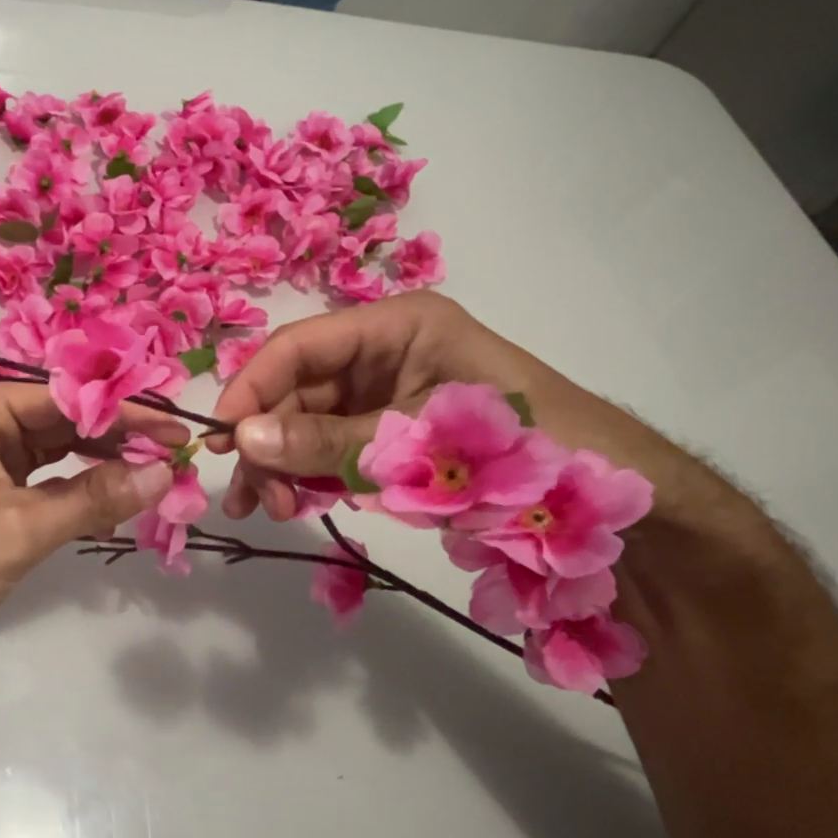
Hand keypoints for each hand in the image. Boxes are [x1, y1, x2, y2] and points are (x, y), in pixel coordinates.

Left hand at [0, 383, 184, 668]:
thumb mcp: (20, 530)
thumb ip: (94, 499)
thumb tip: (163, 474)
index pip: (66, 399)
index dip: (127, 413)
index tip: (179, 430)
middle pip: (64, 422)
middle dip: (119, 439)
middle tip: (177, 457)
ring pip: (58, 454)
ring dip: (104, 467)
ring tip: (158, 479)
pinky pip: (44, 485)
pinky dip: (79, 494)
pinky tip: (117, 504)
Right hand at [209, 292, 715, 522]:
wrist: (617, 506)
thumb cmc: (530, 454)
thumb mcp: (419, 445)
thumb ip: (327, 442)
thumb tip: (240, 438)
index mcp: (398, 326)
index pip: (298, 346)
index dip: (250, 388)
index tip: (219, 440)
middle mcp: (384, 352)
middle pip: (294, 387)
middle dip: (265, 439)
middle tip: (253, 500)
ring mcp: (386, 393)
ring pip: (305, 421)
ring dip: (280, 464)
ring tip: (271, 511)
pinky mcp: (390, 433)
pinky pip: (330, 448)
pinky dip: (308, 476)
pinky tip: (296, 504)